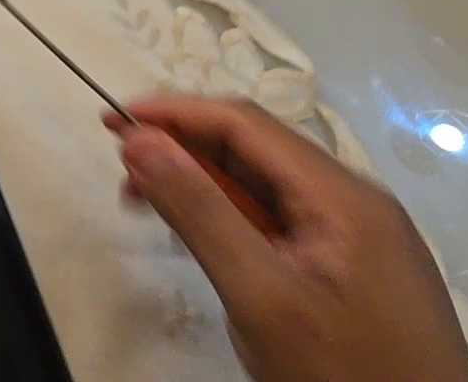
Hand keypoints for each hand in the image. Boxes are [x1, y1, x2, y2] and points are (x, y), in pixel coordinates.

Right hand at [106, 96, 467, 381]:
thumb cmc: (342, 373)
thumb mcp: (260, 295)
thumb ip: (198, 211)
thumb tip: (138, 140)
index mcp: (344, 198)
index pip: (244, 124)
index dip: (173, 112)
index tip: (113, 120)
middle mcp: (353, 202)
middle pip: (250, 146)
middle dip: (178, 146)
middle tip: (121, 165)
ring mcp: (354, 233)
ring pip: (256, 179)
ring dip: (194, 178)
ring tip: (142, 199)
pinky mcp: (346, 262)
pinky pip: (271, 213)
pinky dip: (221, 208)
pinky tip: (193, 229)